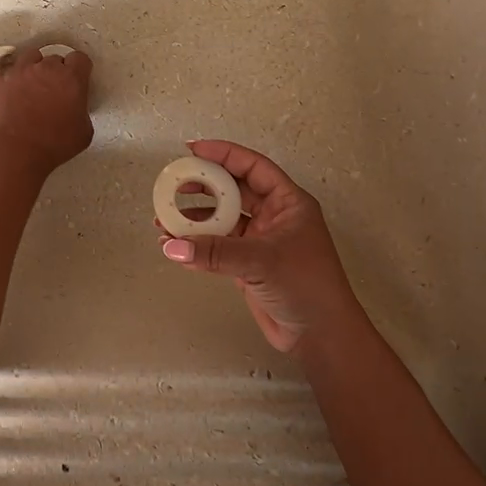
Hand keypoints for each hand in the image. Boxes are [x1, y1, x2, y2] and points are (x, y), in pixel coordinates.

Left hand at [0, 47, 93, 172]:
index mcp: (72, 78)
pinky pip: (11, 70)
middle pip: (55, 58)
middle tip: (54, 91)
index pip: (80, 58)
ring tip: (33, 85)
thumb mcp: (84, 131)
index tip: (76, 80)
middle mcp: (47, 68)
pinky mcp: (1, 79)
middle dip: (57, 72)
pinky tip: (15, 92)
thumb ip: (82, 109)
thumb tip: (76, 107)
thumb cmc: (54, 145)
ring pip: (31, 57)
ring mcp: (22, 71)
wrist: (18, 151)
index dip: (79, 69)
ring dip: (35, 68)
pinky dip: (15, 78)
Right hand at [159, 140, 361, 353]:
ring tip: (165, 218)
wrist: (321, 336)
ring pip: (223, 218)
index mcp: (288, 202)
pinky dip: (197, 243)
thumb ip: (215, 253)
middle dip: (203, 185)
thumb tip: (171, 246)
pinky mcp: (248, 264)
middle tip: (174, 184)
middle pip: (233, 189)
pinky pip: (218, 245)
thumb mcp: (261, 261)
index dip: (223, 154)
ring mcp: (260, 240)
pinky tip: (175, 245)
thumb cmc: (305, 286)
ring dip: (195, 218)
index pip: (252, 166)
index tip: (192, 150)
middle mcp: (274, 215)